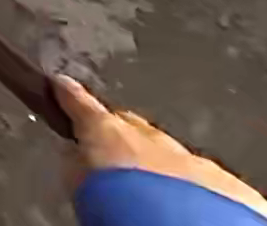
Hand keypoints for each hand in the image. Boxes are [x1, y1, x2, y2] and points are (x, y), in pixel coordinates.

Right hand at [55, 75, 266, 216]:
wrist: (179, 225)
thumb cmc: (116, 198)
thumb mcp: (76, 175)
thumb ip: (76, 157)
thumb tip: (76, 153)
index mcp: (104, 125)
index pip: (78, 99)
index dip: (67, 91)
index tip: (60, 84)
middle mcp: (148, 136)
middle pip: (134, 128)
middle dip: (126, 137)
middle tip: (118, 155)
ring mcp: (194, 161)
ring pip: (176, 156)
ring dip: (166, 166)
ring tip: (158, 191)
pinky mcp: (235, 188)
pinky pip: (216, 183)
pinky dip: (202, 190)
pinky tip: (195, 207)